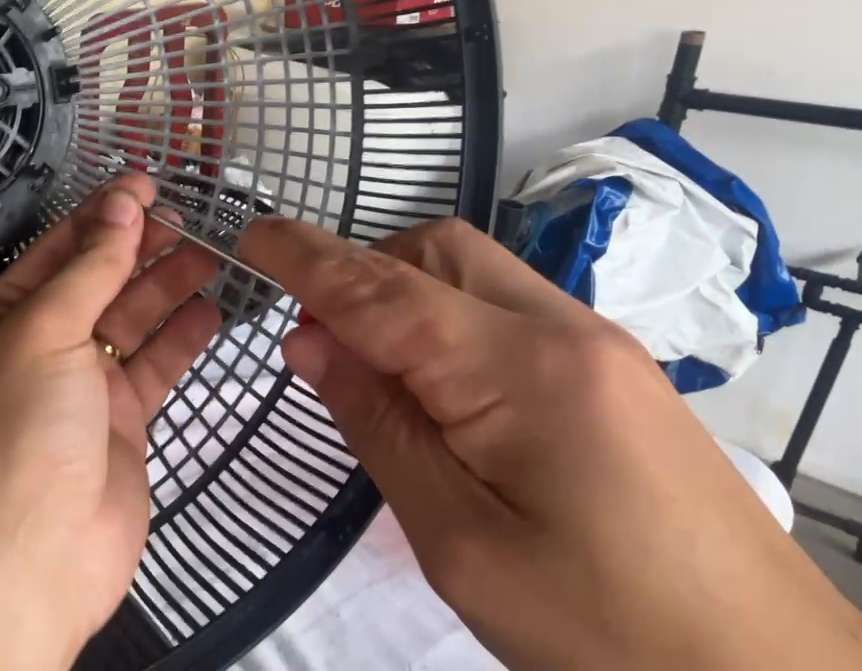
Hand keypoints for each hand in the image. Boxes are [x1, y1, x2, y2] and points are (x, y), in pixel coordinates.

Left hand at [0, 176, 220, 669]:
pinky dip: (181, 338)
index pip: (59, 249)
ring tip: (211, 252)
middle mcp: (44, 343)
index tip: (146, 183)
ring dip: (167, 285)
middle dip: (140, 246)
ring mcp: (85, 384)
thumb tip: (120, 204)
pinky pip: (155, 366)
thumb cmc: (21, 424)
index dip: (101, 214)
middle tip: (187, 216)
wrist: (31, 551)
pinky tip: (212, 309)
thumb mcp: (45, 329)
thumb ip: (89, 268)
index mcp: (7, 315)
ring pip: (132, 320)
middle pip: (99, 280)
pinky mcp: (122, 421)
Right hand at [240, 216, 861, 670]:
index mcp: (521, 371)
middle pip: (434, 251)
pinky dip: (442, 314)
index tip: (248, 234)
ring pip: (470, 269)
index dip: (306, 259)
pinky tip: (433, 381)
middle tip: (313, 339)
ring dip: (399, 289)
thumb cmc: (604, 627)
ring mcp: (599, 344)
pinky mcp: (613, 370)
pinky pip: (502, 305)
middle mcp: (564, 331)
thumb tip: (308, 343)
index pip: (382, 290)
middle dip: (357, 269)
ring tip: (368, 363)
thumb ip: (376, 424)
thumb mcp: (458, 540)